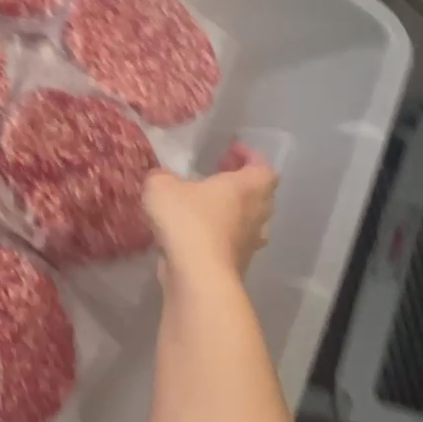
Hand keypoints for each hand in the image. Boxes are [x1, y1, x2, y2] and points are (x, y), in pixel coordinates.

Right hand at [143, 164, 277, 279]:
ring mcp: (250, 241)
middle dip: (242, 182)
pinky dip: (221, 230)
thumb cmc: (186, 219)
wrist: (198, 272)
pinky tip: (195, 229)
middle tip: (219, 173)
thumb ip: (162, 176)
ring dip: (234, 209)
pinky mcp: (238, 262)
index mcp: (244, 188)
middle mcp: (255, 214)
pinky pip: (235, 239)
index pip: (262, 168)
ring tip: (206, 202)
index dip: (250, 157)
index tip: (232, 148)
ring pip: (250, 219)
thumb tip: (165, 178)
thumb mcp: (160, 184)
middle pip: (261, 195)